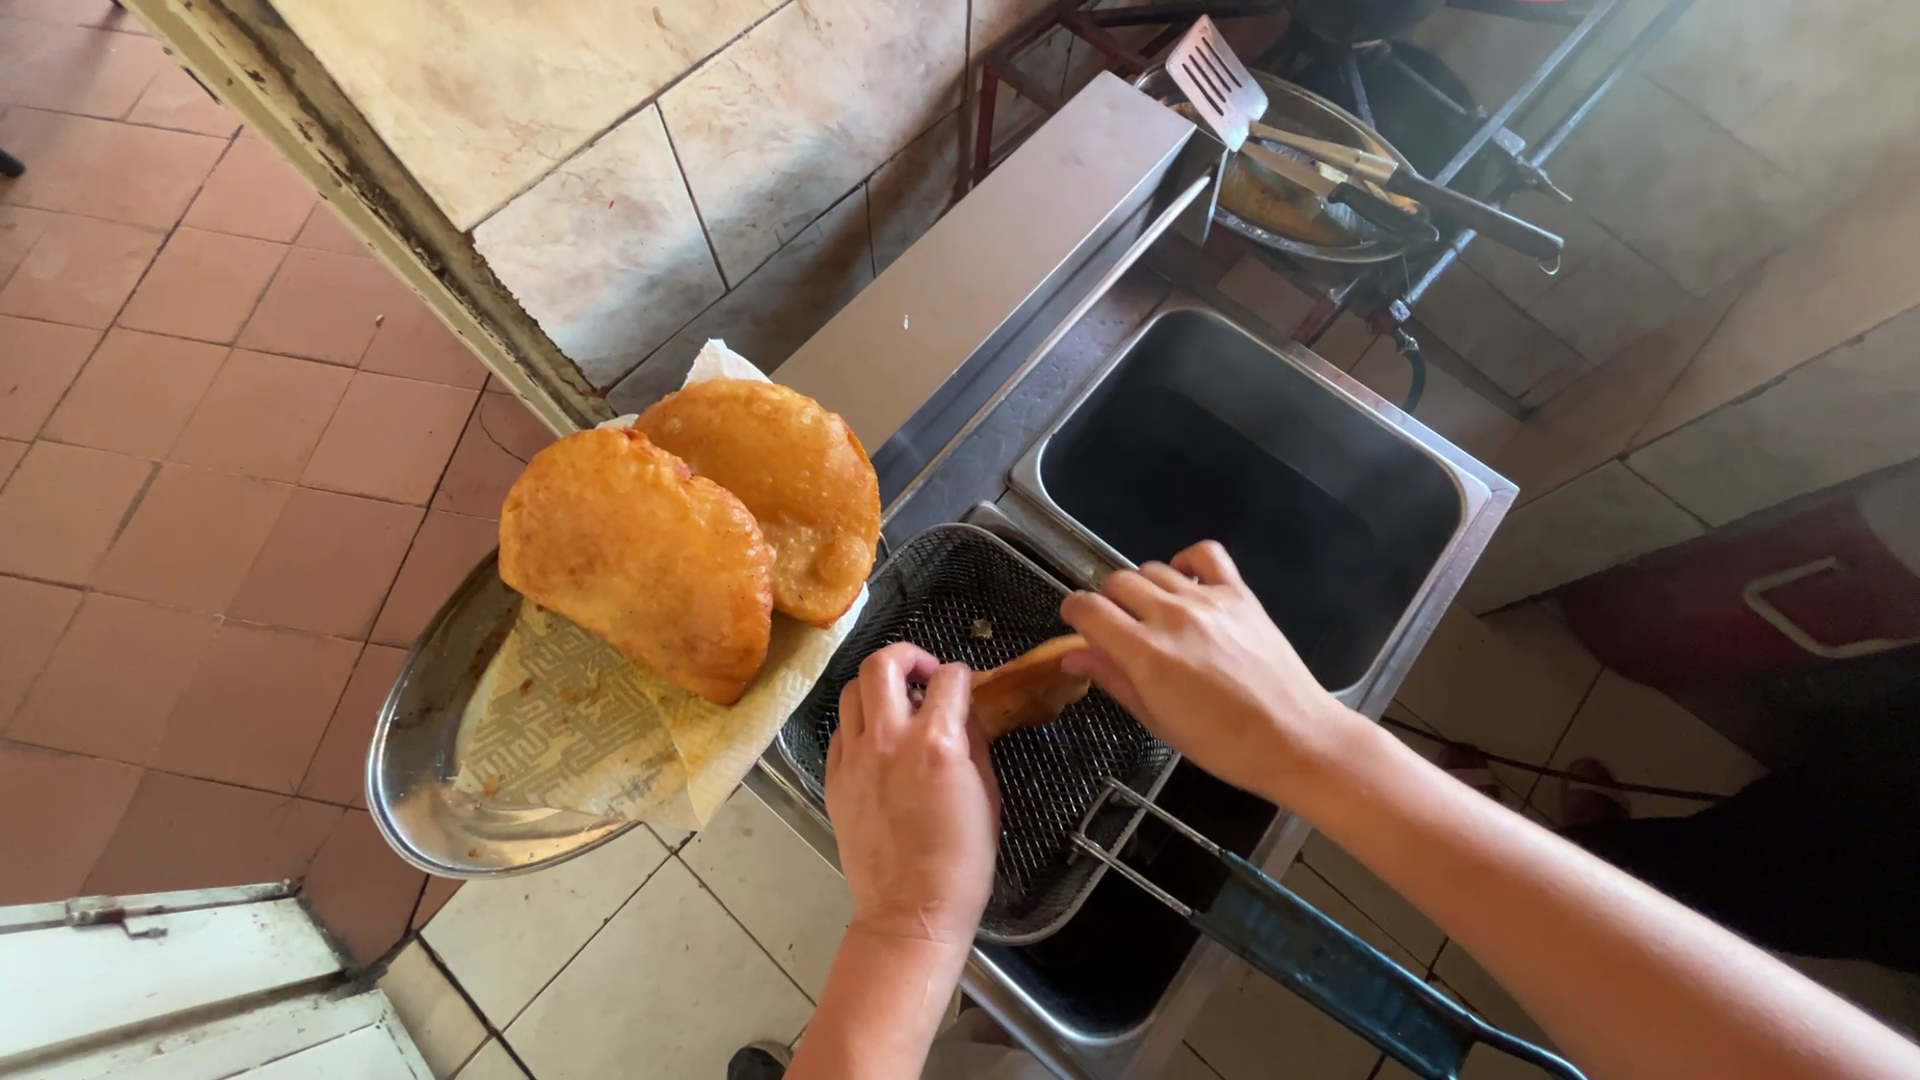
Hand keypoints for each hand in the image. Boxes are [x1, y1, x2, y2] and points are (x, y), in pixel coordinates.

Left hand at [826, 642, 999, 947]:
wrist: (910, 911)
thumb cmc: (963, 858)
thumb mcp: (987, 792)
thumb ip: (973, 739)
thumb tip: (962, 709)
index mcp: (936, 742)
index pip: (948, 677)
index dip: (962, 674)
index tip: (964, 684)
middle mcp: (889, 738)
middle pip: (883, 663)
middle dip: (908, 654)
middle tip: (923, 673)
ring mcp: (854, 757)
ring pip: (853, 689)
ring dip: (878, 686)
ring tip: (896, 704)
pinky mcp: (833, 777)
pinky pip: (841, 729)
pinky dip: (861, 722)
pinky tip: (878, 741)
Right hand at [1058, 540, 1371, 799]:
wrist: (1296, 739)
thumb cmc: (1222, 744)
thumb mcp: (1156, 720)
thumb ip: (1112, 678)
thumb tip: (1071, 657)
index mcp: (1146, 654)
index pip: (1088, 608)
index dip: (1072, 611)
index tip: (1075, 621)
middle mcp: (1172, 617)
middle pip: (1116, 582)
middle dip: (1106, 602)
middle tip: (1117, 627)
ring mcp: (1208, 600)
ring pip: (1152, 569)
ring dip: (1142, 588)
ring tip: (1154, 614)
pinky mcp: (1239, 594)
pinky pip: (1205, 553)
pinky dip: (1186, 561)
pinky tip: (1185, 584)